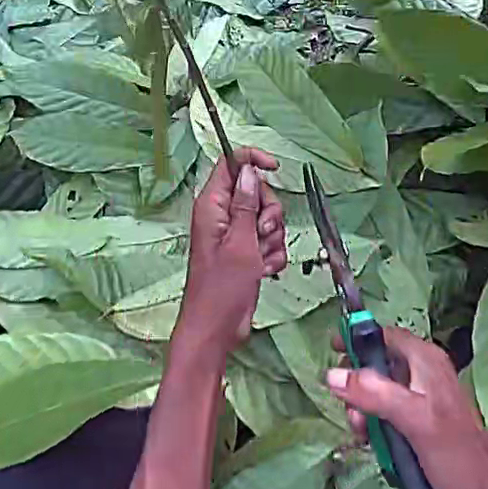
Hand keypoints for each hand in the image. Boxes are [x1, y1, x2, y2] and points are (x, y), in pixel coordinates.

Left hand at [173, 149, 286, 357]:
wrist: (217, 329)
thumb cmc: (222, 287)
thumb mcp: (240, 242)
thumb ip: (246, 204)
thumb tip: (249, 171)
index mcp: (212, 204)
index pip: (231, 163)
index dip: (253, 160)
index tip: (274, 168)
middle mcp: (222, 214)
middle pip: (256, 191)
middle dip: (268, 211)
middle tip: (261, 234)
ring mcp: (235, 233)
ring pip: (266, 216)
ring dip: (272, 237)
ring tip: (260, 258)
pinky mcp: (246, 250)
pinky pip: (268, 239)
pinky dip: (272, 253)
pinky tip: (264, 269)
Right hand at [324, 326, 487, 488]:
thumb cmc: (457, 458)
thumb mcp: (414, 420)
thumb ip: (374, 393)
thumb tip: (332, 374)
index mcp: (427, 361)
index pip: (386, 335)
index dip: (358, 337)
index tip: (332, 349)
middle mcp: (423, 377)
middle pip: (377, 366)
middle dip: (358, 385)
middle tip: (351, 409)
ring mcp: (421, 406)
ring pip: (377, 395)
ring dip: (364, 412)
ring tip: (363, 433)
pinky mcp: (417, 433)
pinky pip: (385, 420)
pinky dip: (374, 429)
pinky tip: (373, 445)